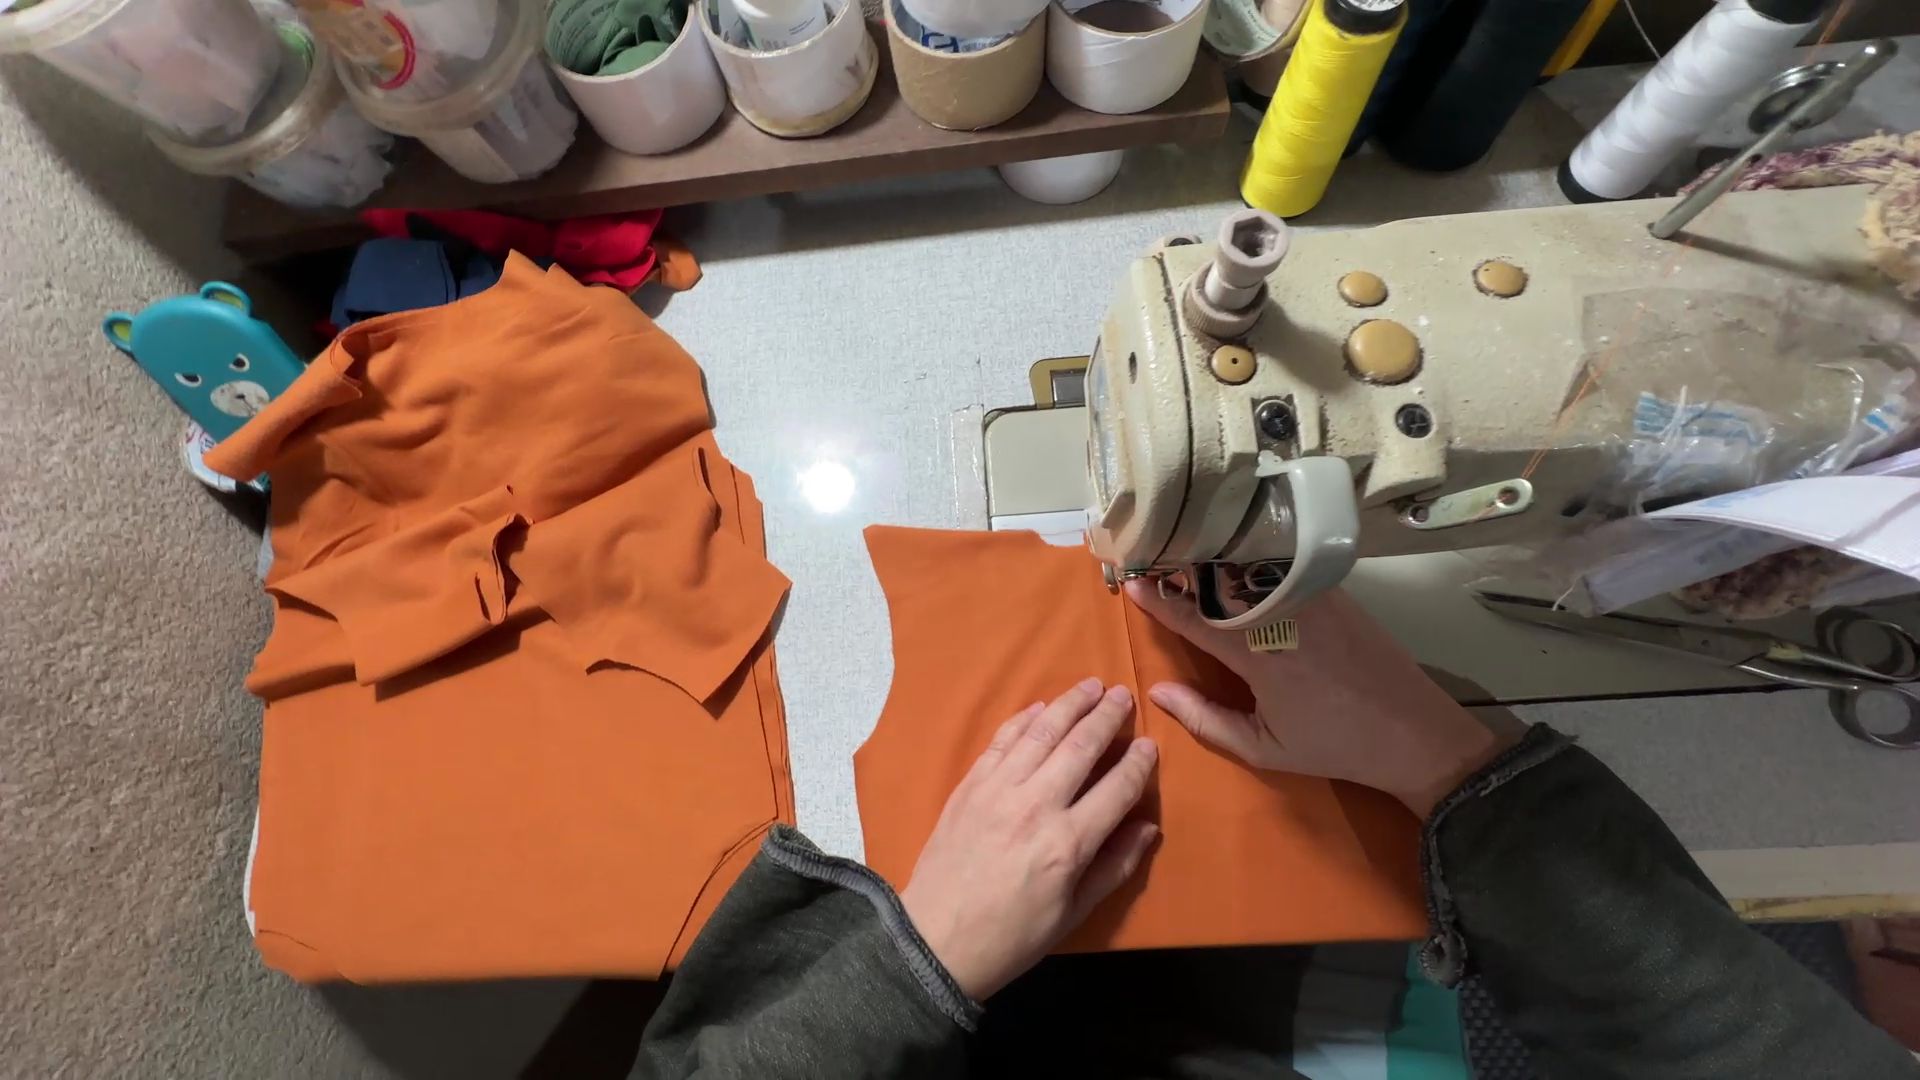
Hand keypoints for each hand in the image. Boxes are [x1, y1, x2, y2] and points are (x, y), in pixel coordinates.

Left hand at [898, 679, 1159, 1001]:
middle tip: (1124, 694)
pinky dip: (1024, 718)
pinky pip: (1002, 739)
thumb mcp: (1073, 914)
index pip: (1116, 790)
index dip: (1137, 764)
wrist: (936, 938)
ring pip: (1042, 732)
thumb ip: (1114, 867)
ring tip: (1091, 686)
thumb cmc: (1012, 934)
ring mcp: (999, 788)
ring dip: (1069, 704)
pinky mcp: (971, 782)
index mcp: (1068, 843)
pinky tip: (1041, 706)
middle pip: (1080, 747)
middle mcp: (1036, 804)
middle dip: (1106, 717)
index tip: (1150, 744)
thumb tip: (1148, 827)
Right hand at [1125, 581, 1513, 818]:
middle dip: (1180, 565)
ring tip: (1185, 550)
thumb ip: (1205, 720)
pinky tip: (1235, 556)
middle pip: (1218, 577)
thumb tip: (1156, 691)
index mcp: (1257, 654)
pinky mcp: (1333, 590)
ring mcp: (1310, 595)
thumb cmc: (1334, 745)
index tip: (1130, 581)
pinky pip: (1281, 565)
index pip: (1194, 617)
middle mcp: (1280, 614)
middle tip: (1151, 554)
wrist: (1418, 733)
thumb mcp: (1265, 748)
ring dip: (1213, 557)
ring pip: (1248, 564)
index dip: (1159, 599)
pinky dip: (1250, 558)